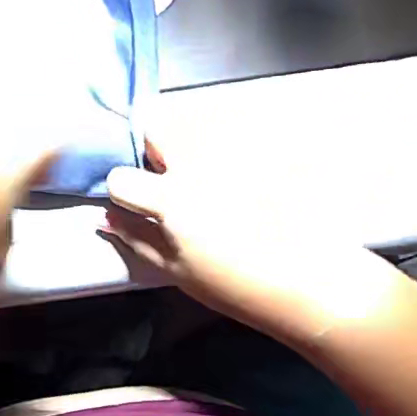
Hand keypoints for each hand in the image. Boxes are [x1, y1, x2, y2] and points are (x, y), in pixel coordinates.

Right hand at [101, 137, 404, 348]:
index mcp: (171, 199)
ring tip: (209, 190)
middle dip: (149, 149)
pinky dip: (224, 156)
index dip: (121, 191)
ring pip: (192, 133)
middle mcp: (197, 165)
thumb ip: (136, 238)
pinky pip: (230, 140)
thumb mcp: (176, 270)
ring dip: (187, 152)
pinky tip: (239, 187)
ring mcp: (232, 153)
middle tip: (163, 180)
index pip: (120, 176)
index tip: (133, 203)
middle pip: (154, 130)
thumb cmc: (236, 285)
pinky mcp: (262, 150)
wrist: (311, 280)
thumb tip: (105, 217)